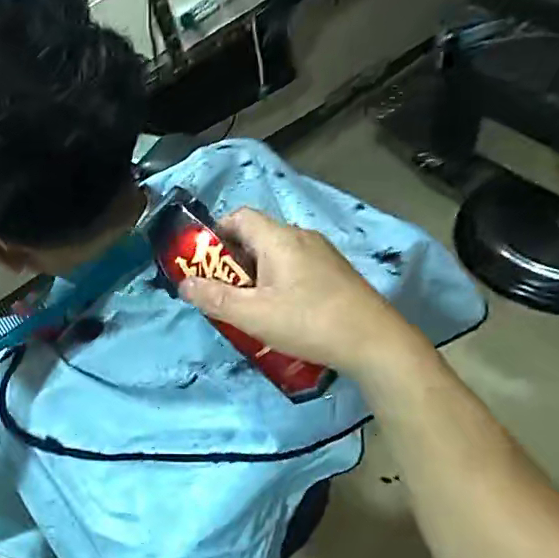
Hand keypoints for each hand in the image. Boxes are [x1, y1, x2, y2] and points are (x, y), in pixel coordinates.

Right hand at [176, 208, 427, 376]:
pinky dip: (282, 281)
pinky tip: (286, 313)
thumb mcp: (254, 316)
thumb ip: (215, 299)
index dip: (216, 235)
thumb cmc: (309, 322)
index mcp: (279, 238)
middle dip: (235, 261)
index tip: (205, 265)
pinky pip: (298, 266)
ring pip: (278, 254)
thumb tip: (184, 284)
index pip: (239, 216)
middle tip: (225, 294)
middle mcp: (302, 236)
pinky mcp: (337, 272)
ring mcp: (324, 253)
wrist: (374, 341)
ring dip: (258, 274)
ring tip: (253, 308)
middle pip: (258, 236)